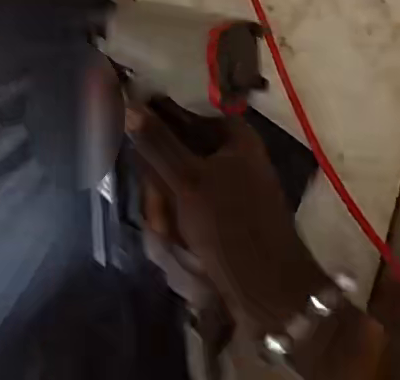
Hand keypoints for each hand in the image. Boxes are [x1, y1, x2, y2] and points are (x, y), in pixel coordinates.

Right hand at [128, 103, 330, 337]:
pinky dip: (177, 221)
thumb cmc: (232, 227)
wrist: (271, 296)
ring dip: (165, 208)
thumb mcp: (189, 181)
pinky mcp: (223, 214)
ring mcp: (228, 185)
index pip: (178, 115)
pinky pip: (187, 206)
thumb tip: (128, 103)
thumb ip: (157, 142)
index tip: (131, 153)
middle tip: (156, 215)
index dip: (151, 131)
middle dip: (158, 185)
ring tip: (167, 234)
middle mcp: (230, 153)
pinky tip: (175, 240)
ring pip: (177, 183)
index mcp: (232, 134)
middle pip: (174, 153)